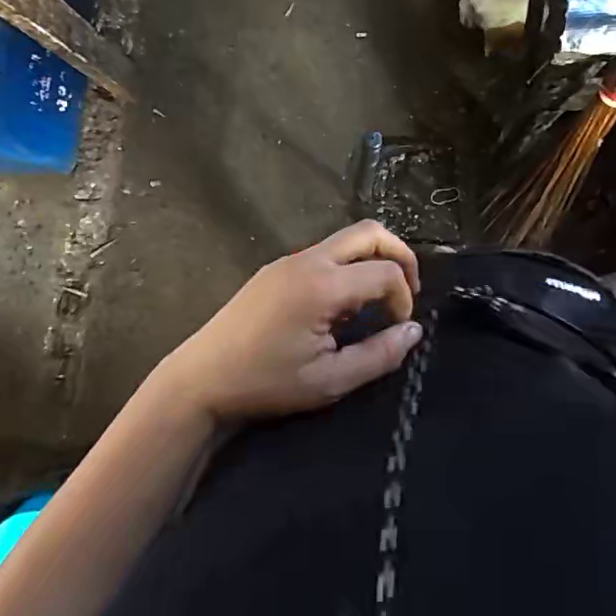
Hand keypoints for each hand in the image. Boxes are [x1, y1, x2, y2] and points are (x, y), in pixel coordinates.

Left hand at [151, 220, 423, 422]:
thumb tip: (414, 331)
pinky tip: (339, 308)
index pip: (386, 272)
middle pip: (368, 232)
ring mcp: (286, 261)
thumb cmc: (266, 382)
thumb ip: (380, 355)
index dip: (405, 298)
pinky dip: (345, 269)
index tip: (399, 329)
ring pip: (344, 241)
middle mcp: (306, 261)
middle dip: (399, 256)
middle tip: (407, 293)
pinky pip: (322, 255)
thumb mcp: (330, 380)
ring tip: (373, 306)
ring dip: (370, 262)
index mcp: (321, 285)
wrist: (202, 378)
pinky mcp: (273, 270)